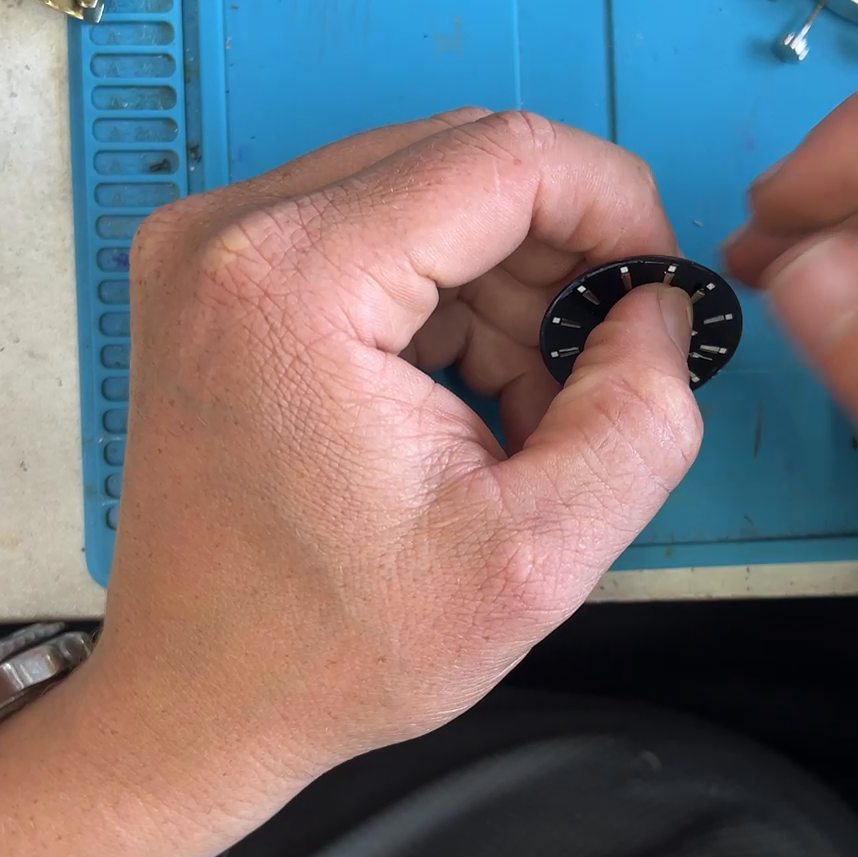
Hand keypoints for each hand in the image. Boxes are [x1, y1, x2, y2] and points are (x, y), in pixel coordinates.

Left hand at [89, 109, 699, 790]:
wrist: (200, 699)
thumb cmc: (333, 651)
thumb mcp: (534, 559)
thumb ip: (641, 421)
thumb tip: (657, 314)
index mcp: (296, 280)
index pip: (507, 157)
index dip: (615, 207)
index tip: (655, 289)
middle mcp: (233, 237)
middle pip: (463, 170)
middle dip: (562, 261)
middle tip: (600, 370)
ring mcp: (215, 256)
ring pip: (426, 208)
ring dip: (506, 296)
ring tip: (529, 417)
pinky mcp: (224, 290)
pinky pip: (376, 250)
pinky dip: (448, 312)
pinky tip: (467, 407)